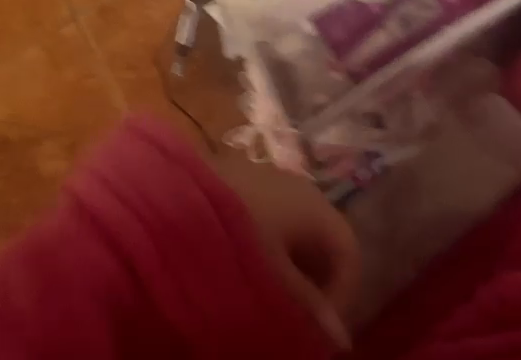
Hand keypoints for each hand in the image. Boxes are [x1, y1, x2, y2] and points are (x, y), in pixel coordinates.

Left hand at [211, 154, 359, 350]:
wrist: (171, 194)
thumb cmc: (234, 237)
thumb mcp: (273, 278)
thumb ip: (307, 307)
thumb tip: (341, 339)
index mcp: (316, 206)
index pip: (349, 252)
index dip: (342, 296)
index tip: (319, 331)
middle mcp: (301, 187)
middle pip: (325, 241)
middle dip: (318, 284)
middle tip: (297, 321)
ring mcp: (272, 180)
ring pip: (298, 231)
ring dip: (294, 269)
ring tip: (271, 301)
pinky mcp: (244, 182)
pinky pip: (274, 220)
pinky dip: (273, 250)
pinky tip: (248, 270)